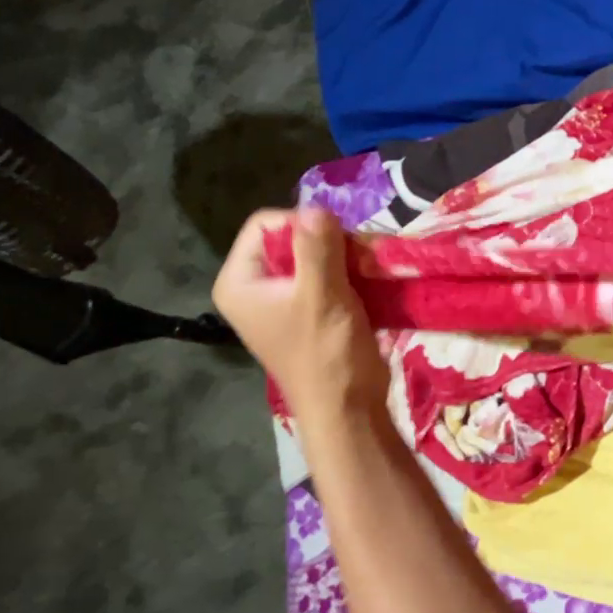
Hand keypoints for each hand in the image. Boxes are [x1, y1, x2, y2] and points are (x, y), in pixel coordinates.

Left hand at [212, 207, 387, 422]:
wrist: (346, 406)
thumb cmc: (326, 352)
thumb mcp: (323, 296)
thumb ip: (317, 249)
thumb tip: (316, 206)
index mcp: (240, 281)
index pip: (267, 225)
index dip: (306, 225)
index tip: (341, 244)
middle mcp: (255, 286)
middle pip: (292, 238)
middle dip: (333, 242)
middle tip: (364, 257)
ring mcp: (283, 300)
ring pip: (316, 256)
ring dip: (348, 258)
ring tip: (372, 270)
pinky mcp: (310, 311)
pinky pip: (329, 276)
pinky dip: (352, 274)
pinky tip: (372, 282)